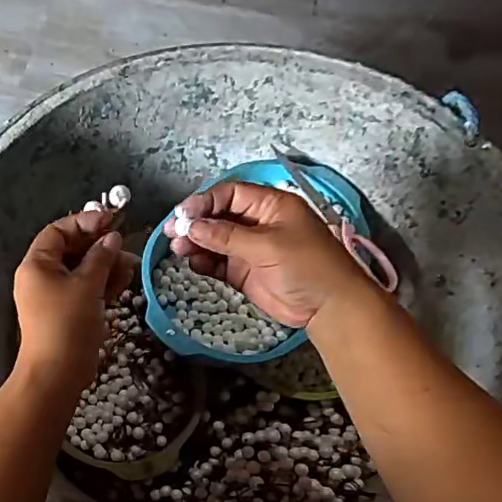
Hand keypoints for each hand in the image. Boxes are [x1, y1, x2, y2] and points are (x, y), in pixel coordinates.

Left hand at [13, 204, 138, 389]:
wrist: (57, 374)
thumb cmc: (67, 325)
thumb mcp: (87, 285)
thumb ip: (101, 257)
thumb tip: (112, 239)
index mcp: (37, 265)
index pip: (58, 231)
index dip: (85, 222)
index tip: (112, 221)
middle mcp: (41, 278)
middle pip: (71, 250)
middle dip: (100, 247)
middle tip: (125, 246)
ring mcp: (54, 297)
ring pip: (81, 271)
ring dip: (106, 266)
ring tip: (131, 266)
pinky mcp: (67, 314)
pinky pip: (85, 291)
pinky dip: (102, 285)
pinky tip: (124, 281)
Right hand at [166, 181, 376, 326]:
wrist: (328, 306)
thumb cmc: (308, 266)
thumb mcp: (268, 246)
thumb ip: (227, 237)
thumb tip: (192, 227)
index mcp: (270, 206)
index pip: (230, 194)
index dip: (204, 202)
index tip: (183, 215)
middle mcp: (257, 224)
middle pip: (218, 216)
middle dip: (195, 223)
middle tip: (173, 233)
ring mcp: (249, 249)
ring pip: (214, 240)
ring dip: (195, 243)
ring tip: (177, 249)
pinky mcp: (244, 272)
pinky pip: (217, 263)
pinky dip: (203, 262)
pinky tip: (192, 263)